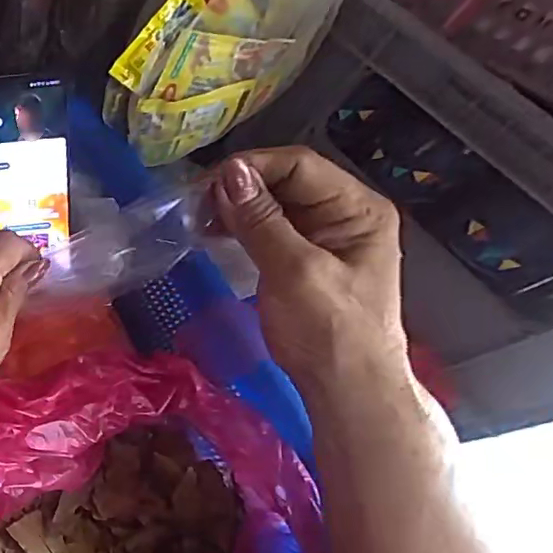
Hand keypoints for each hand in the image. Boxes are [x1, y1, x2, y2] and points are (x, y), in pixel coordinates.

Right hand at [211, 147, 406, 399]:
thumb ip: (262, 220)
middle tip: (195, 205)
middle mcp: (342, 215)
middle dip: (238, 188)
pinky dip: (238, 227)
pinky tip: (214, 234)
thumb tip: (230, 173)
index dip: (251, 168)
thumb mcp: (294, 271)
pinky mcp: (300, 257)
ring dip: (234, 207)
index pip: (299, 166)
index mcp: (357, 209)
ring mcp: (321, 237)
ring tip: (199, 220)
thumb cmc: (328, 330)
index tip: (204, 186)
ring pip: (271, 204)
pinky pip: (266, 228)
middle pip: (284, 181)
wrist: (345, 386)